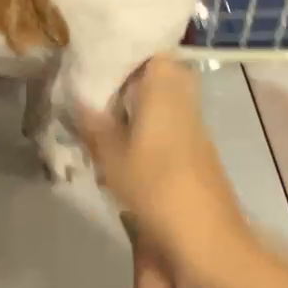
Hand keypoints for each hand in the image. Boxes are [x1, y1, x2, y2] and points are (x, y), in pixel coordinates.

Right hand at [75, 56, 250, 269]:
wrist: (209, 240)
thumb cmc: (157, 188)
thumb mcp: (112, 158)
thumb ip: (93, 125)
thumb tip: (77, 98)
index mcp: (164, 90)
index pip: (153, 50)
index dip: (129, 48)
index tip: (102, 50)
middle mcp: (184, 100)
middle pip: (160, 73)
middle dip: (131, 76)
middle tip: (99, 84)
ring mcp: (195, 126)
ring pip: (165, 98)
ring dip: (139, 102)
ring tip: (105, 114)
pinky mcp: (198, 151)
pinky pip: (171, 122)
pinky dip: (150, 124)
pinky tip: (127, 143)